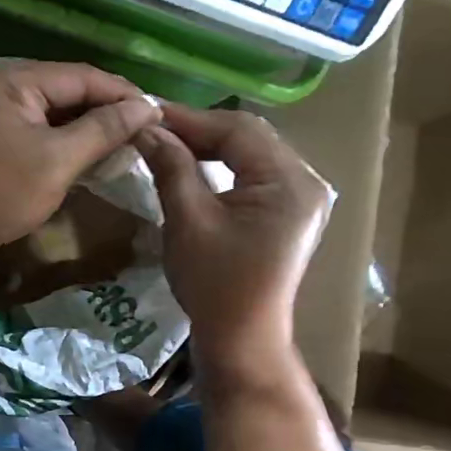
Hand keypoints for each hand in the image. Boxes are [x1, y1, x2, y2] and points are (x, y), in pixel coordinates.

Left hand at [0, 62, 162, 260]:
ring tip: (125, 143)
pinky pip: (35, 131)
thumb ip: (103, 129)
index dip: (122, 93)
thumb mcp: (58, 161)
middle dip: (105, 109)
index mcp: (12, 82)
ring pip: (51, 112)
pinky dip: (62, 141)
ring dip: (86, 126)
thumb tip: (146, 107)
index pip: (81, 76)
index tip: (157, 114)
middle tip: (145, 130)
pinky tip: (88, 155)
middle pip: (65, 90)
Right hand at [134, 104, 331, 378]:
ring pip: (250, 153)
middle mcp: (304, 181)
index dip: (189, 118)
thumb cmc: (215, 284)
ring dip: (208, 145)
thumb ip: (171, 168)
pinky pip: (252, 174)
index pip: (238, 129)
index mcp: (289, 182)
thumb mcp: (188, 221)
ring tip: (165, 142)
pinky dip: (220, 165)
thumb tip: (147, 129)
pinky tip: (191, 165)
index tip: (146, 112)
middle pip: (248, 137)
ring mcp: (300, 198)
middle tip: (151, 127)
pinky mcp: (287, 212)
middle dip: (198, 129)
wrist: (241, 338)